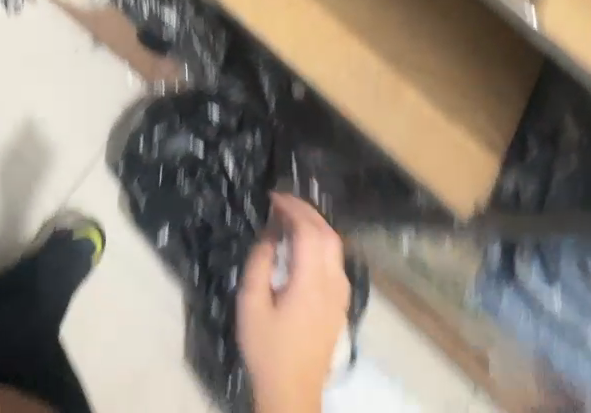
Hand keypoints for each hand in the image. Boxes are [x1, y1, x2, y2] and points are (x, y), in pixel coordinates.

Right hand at [237, 194, 348, 412]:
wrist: (291, 391)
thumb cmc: (266, 347)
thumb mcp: (251, 303)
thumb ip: (260, 264)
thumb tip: (270, 236)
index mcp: (310, 285)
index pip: (309, 234)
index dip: (292, 210)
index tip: (272, 198)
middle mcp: (331, 287)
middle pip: (329, 237)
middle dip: (307, 212)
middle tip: (282, 201)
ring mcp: (339, 298)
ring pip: (337, 250)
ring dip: (317, 226)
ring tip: (291, 217)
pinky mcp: (338, 307)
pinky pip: (336, 264)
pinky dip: (322, 243)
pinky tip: (304, 245)